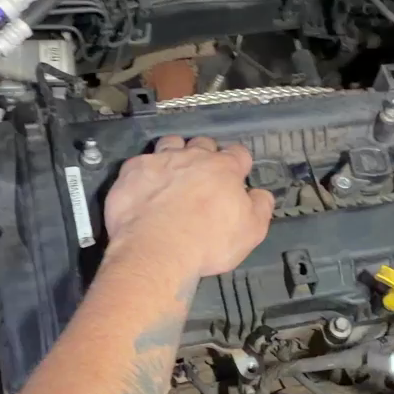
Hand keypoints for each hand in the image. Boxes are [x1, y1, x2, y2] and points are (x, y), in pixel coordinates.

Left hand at [102, 135, 273, 281]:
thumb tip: (261, 195)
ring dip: (174, 154)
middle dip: (205, 155)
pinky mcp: (131, 172)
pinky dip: (144, 173)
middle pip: (203, 144)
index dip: (239, 164)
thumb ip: (260, 208)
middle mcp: (192, 157)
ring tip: (172, 174)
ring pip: (171, 144)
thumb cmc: (208, 243)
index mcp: (224, 169)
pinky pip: (139, 163)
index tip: (237, 177)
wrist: (156, 250)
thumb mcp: (251, 232)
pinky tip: (143, 189)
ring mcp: (160, 160)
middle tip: (202, 178)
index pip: (239, 154)